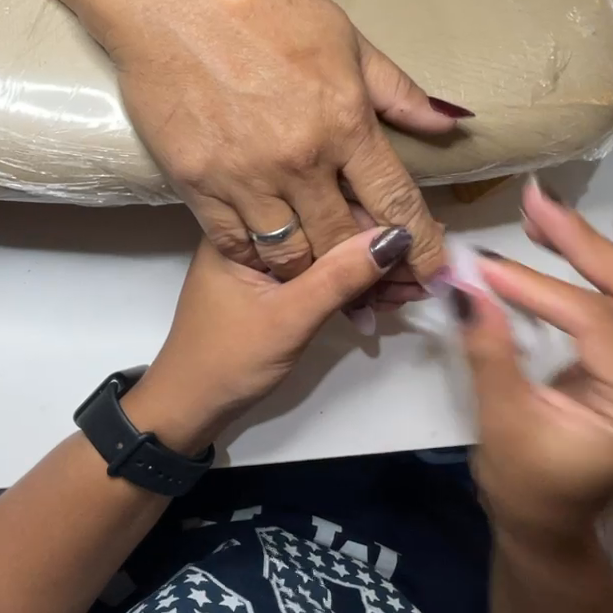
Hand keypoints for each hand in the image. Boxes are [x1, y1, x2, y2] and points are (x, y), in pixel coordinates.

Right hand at [87, 0, 466, 286]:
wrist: (171, 1)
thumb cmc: (260, 9)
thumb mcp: (344, 38)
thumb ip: (396, 90)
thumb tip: (447, 123)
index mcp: (343, 122)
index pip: (395, 201)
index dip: (420, 245)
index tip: (430, 269)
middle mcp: (299, 160)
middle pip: (344, 241)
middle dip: (365, 269)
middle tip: (372, 279)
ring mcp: (244, 177)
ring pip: (289, 255)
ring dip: (310, 268)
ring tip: (318, 265)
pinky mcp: (197, 184)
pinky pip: (235, 244)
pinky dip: (256, 256)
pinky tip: (266, 250)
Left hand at [122, 225, 413, 451]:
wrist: (190, 406)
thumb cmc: (228, 361)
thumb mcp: (288, 319)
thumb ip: (338, 278)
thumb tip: (398, 236)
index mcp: (244, 227)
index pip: (318, 205)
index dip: (373, 224)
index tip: (419, 245)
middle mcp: (255, 232)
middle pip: (328, 227)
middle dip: (377, 253)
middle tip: (423, 277)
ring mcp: (265, 258)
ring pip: (329, 252)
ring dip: (371, 274)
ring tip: (412, 293)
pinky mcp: (274, 282)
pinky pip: (320, 273)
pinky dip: (351, 289)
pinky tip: (385, 301)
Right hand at [453, 182, 612, 545]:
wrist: (549, 523)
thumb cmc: (526, 485)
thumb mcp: (503, 418)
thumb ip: (490, 347)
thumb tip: (464, 283)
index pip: (593, 322)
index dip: (537, 287)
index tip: (482, 262)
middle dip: (578, 243)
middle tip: (533, 203)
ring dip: (596, 243)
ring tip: (553, 206)